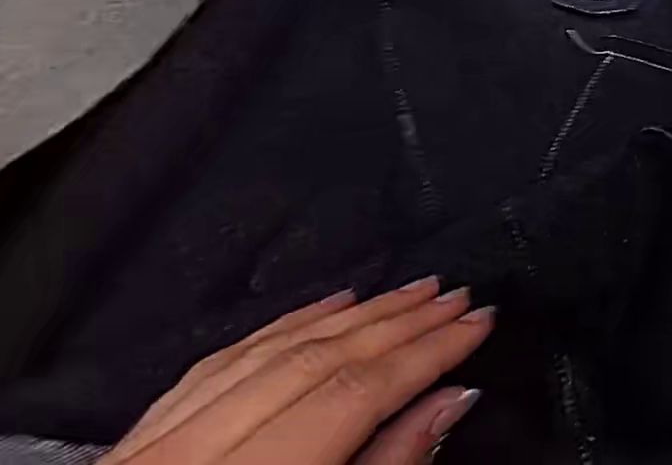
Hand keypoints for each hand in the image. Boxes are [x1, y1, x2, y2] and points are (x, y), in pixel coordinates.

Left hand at [101, 277, 494, 464]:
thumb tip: (455, 396)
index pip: (353, 395)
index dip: (429, 352)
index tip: (481, 321)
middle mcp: (182, 464)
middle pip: (316, 364)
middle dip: (403, 324)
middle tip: (460, 296)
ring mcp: (141, 454)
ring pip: (273, 353)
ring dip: (360, 314)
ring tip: (417, 290)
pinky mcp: (125, 446)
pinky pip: (217, 363)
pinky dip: (287, 325)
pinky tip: (336, 303)